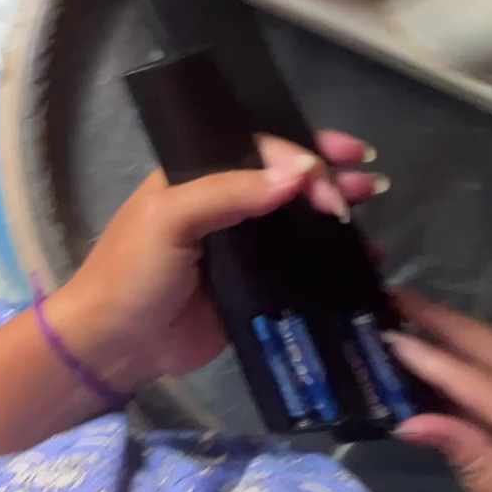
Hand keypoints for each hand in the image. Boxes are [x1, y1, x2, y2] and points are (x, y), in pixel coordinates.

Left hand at [45, 131, 383, 389]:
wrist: (119, 341)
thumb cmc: (133, 270)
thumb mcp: (168, 219)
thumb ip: (225, 193)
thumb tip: (295, 175)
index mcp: (189, 178)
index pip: (248, 149)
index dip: (291, 151)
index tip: (327, 166)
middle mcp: (217, 205)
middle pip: (277, 179)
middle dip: (321, 172)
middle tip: (365, 178)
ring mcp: (239, 247)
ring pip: (294, 217)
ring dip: (332, 208)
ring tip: (371, 202)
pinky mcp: (255, 286)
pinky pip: (300, 263)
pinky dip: (331, 255)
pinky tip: (365, 254)